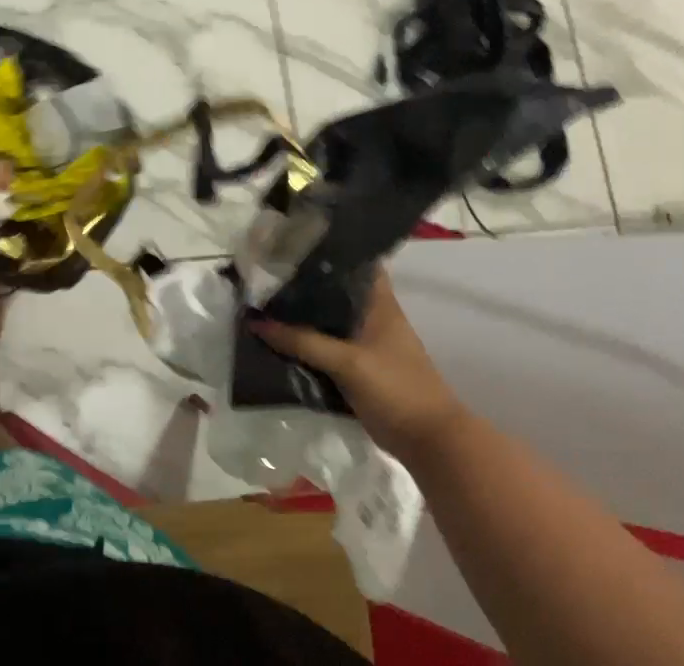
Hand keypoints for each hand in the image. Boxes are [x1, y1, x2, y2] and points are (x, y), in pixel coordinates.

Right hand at [249, 267, 468, 460]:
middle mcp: (371, 318)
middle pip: (333, 291)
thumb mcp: (348, 362)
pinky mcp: (354, 367)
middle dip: (301, 284)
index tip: (293, 242)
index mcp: (380, 306)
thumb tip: (255, 321)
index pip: (357, 263)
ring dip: (298, 315)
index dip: (329, 250)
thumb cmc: (397, 389)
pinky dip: (301, 342)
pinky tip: (273, 338)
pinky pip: (321, 346)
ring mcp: (363, 343)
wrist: (428, 441)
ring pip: (324, 320)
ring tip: (260, 302)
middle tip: (263, 273)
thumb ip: (302, 341)